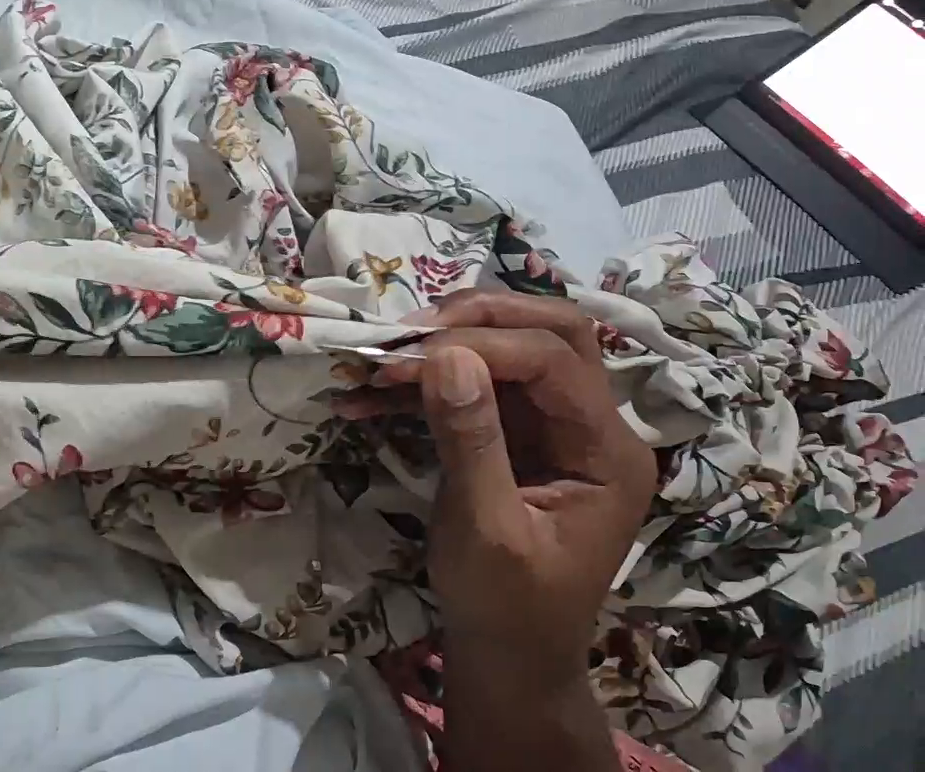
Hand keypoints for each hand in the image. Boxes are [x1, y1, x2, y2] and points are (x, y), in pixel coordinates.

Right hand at [372, 289, 656, 771]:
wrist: (507, 651)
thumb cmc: (507, 602)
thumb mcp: (485, 527)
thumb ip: (472, 440)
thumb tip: (446, 355)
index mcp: (605, 450)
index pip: (552, 359)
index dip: (479, 344)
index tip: (403, 357)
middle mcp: (588, 425)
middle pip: (549, 331)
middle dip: (474, 319)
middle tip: (404, 332)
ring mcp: (550, 427)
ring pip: (506, 348)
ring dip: (438, 346)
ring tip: (373, 362)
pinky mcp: (510, 435)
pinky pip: (468, 385)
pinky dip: (418, 383)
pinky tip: (365, 397)